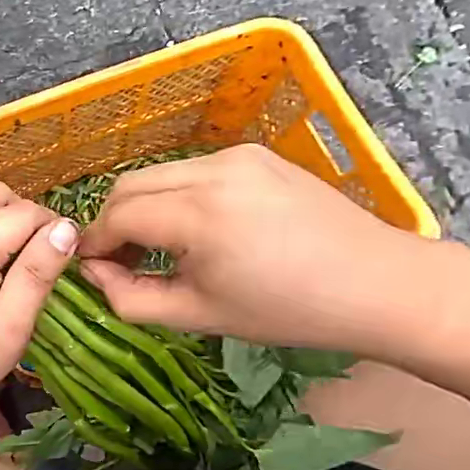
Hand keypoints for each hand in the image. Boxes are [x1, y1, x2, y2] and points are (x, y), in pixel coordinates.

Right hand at [78, 144, 442, 354]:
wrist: (379, 285)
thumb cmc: (287, 311)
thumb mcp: (198, 315)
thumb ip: (130, 297)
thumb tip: (92, 273)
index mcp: (198, 214)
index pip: (117, 216)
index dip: (94, 243)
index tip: (90, 268)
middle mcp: (212, 170)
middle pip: (129, 186)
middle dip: (112, 222)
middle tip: (121, 260)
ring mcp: (236, 156)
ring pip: (158, 174)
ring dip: (143, 207)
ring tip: (159, 246)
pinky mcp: (254, 154)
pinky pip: (192, 170)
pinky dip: (176, 196)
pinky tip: (197, 228)